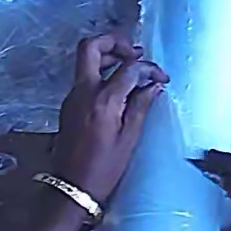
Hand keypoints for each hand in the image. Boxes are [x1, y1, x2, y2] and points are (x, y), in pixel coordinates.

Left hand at [52, 33, 167, 202]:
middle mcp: (83, 91)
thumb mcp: (129, 138)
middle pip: (92, 47)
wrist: (71, 187)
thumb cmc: (104, 168)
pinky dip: (102, 73)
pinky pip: (85, 77)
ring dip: (108, 56)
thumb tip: (153, 86)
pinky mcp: (69, 104)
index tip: (161, 78)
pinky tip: (119, 87)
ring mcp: (72, 96)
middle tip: (135, 53)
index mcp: (102, 100)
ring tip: (131, 67)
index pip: (128, 69)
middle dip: (115, 42)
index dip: (149, 68)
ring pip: (86, 60)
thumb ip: (141, 106)